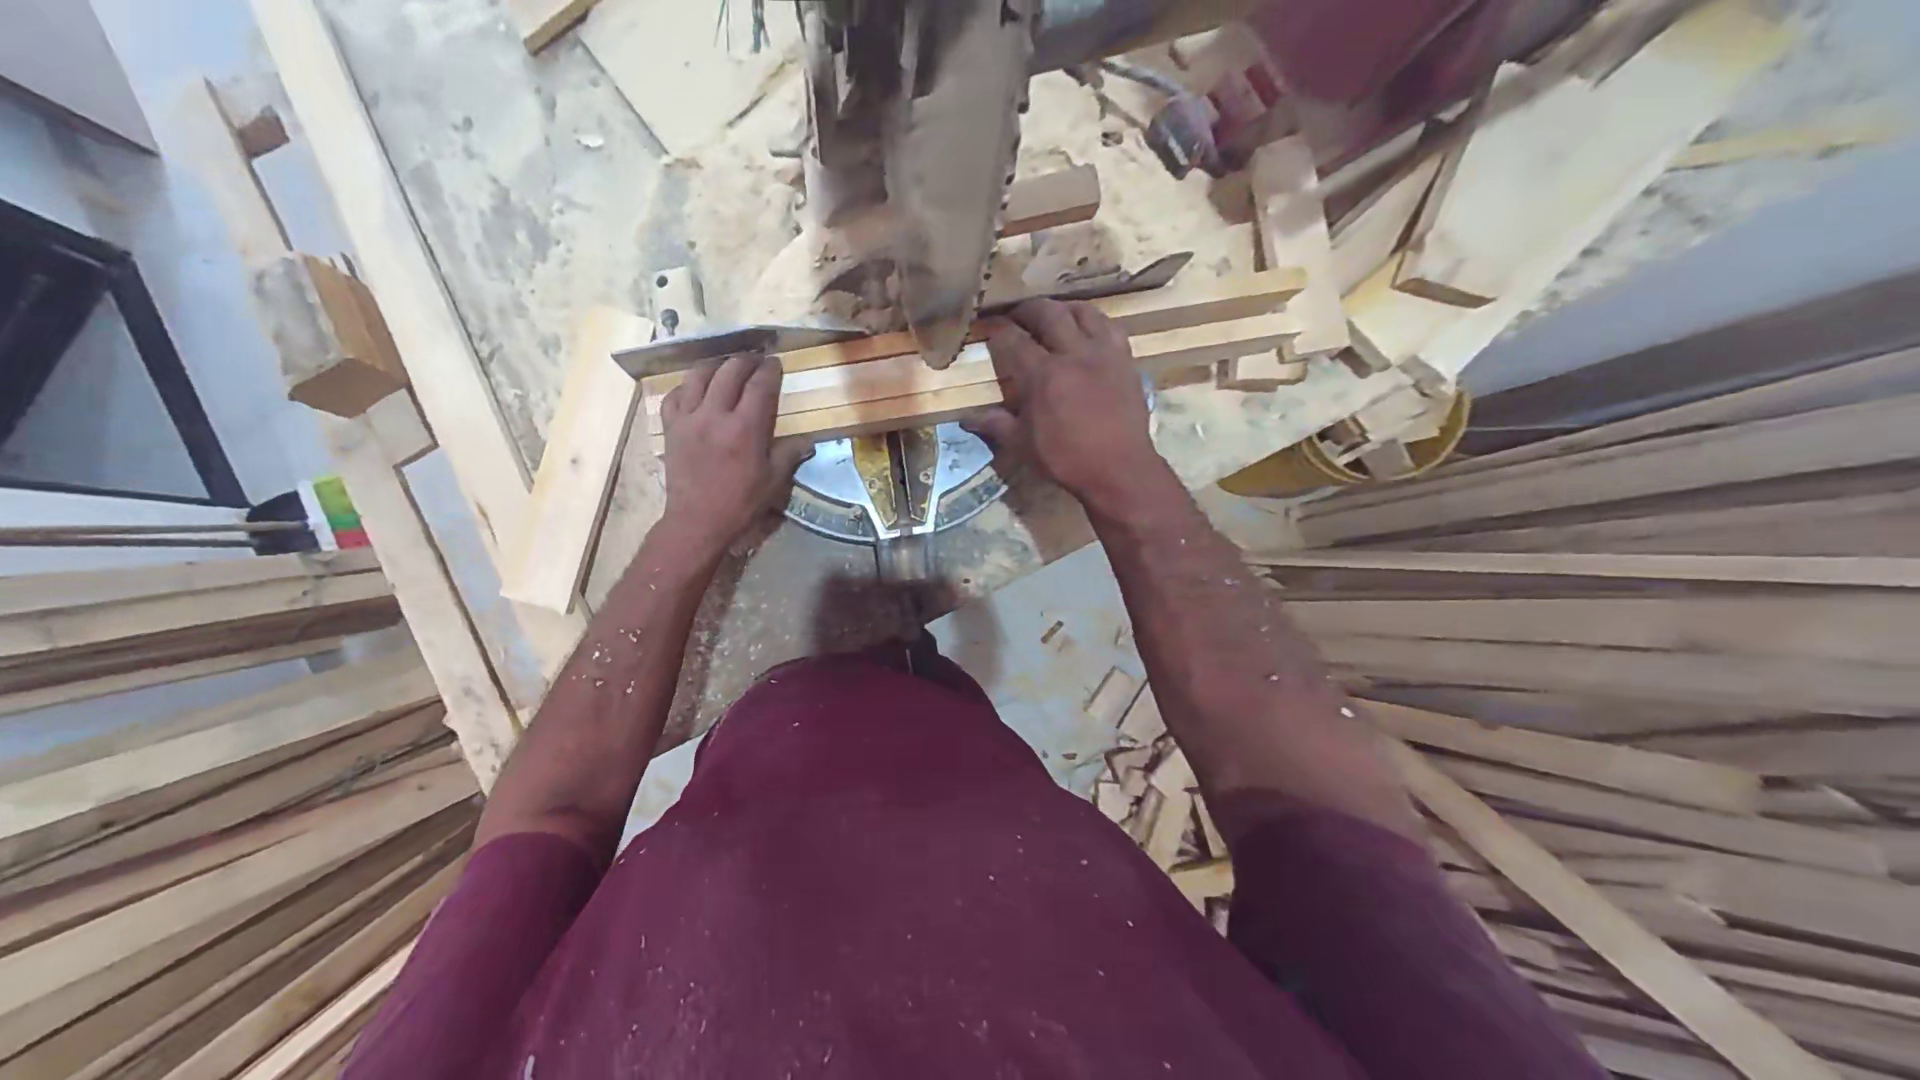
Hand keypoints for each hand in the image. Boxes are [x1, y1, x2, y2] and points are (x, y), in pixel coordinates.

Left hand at [658, 354, 812, 557]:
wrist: (698, 521)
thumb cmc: (740, 503)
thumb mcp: (773, 481)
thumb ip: (790, 454)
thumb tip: (808, 441)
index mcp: (745, 428)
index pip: (759, 385)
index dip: (770, 370)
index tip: (776, 363)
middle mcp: (715, 415)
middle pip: (729, 371)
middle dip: (745, 361)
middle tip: (755, 360)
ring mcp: (688, 419)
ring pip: (698, 376)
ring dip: (715, 366)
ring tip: (726, 367)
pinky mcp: (670, 427)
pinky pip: (674, 395)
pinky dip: (687, 387)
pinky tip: (696, 391)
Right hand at [963, 299, 1169, 518]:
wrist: (1119, 469)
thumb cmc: (1067, 459)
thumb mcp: (1024, 445)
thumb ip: (997, 425)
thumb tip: (968, 419)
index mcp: (1043, 374)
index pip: (1014, 339)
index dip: (998, 329)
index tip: (989, 326)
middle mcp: (1073, 353)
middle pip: (1048, 314)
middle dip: (1027, 309)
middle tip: (1017, 314)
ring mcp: (1103, 353)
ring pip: (1083, 312)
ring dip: (1063, 308)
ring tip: (1053, 314)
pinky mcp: (1125, 360)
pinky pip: (1111, 327)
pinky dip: (1095, 321)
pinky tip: (1088, 328)